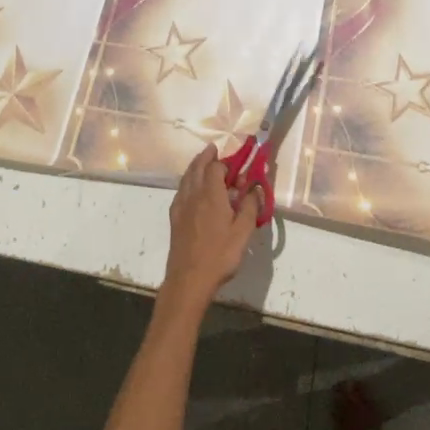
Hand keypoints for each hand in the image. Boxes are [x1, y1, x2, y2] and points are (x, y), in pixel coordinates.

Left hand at [161, 144, 261, 308]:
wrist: (189, 279)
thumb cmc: (220, 255)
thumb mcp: (243, 232)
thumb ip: (250, 206)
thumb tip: (255, 186)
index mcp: (211, 194)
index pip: (216, 167)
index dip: (227, 163)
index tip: (237, 166)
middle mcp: (194, 194)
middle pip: (197, 167)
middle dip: (206, 156)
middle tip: (213, 150)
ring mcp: (181, 206)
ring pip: (186, 177)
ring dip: (195, 166)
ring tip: (202, 162)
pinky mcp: (174, 218)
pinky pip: (180, 190)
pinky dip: (187, 182)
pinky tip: (190, 189)